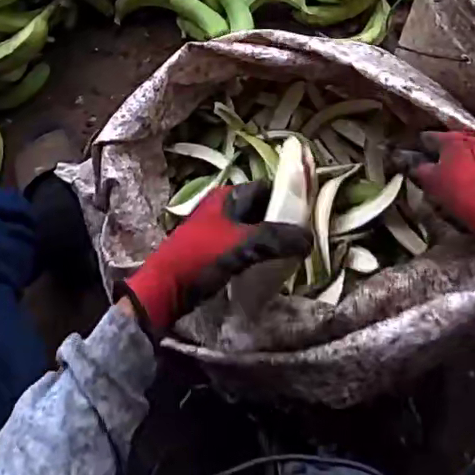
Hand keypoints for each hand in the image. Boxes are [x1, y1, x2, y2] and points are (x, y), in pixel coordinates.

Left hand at [120, 183, 311, 334]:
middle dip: (280, 223)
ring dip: (270, 240)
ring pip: (252, 228)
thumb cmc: (201, 256)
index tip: (308, 216)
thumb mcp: (242, 244)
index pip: (265, 188)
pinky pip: (243, 245)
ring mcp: (216, 228)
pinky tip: (268, 267)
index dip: (286, 198)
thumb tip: (310, 237)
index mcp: (227, 196)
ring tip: (290, 256)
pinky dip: (257, 252)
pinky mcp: (213, 249)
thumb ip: (276, 237)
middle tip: (302, 241)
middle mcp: (221, 207)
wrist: (165, 286)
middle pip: (260, 209)